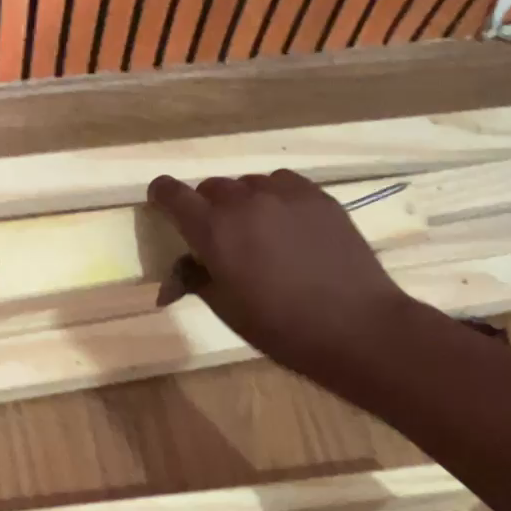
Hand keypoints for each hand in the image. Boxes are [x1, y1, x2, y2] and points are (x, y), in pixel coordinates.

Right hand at [147, 170, 425, 371]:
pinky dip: (272, 197)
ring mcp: (286, 194)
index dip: (163, 195)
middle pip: (212, 187)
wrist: (350, 323)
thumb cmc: (277, 326)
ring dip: (240, 201)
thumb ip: (194, 281)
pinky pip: (283, 184)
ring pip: (248, 184)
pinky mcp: (318, 197)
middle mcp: (246, 202)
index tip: (159, 200)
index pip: (175, 196)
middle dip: (204, 206)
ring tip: (251, 231)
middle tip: (211, 235)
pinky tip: (282, 225)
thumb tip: (169, 283)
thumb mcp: (225, 307)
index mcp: (214, 231)